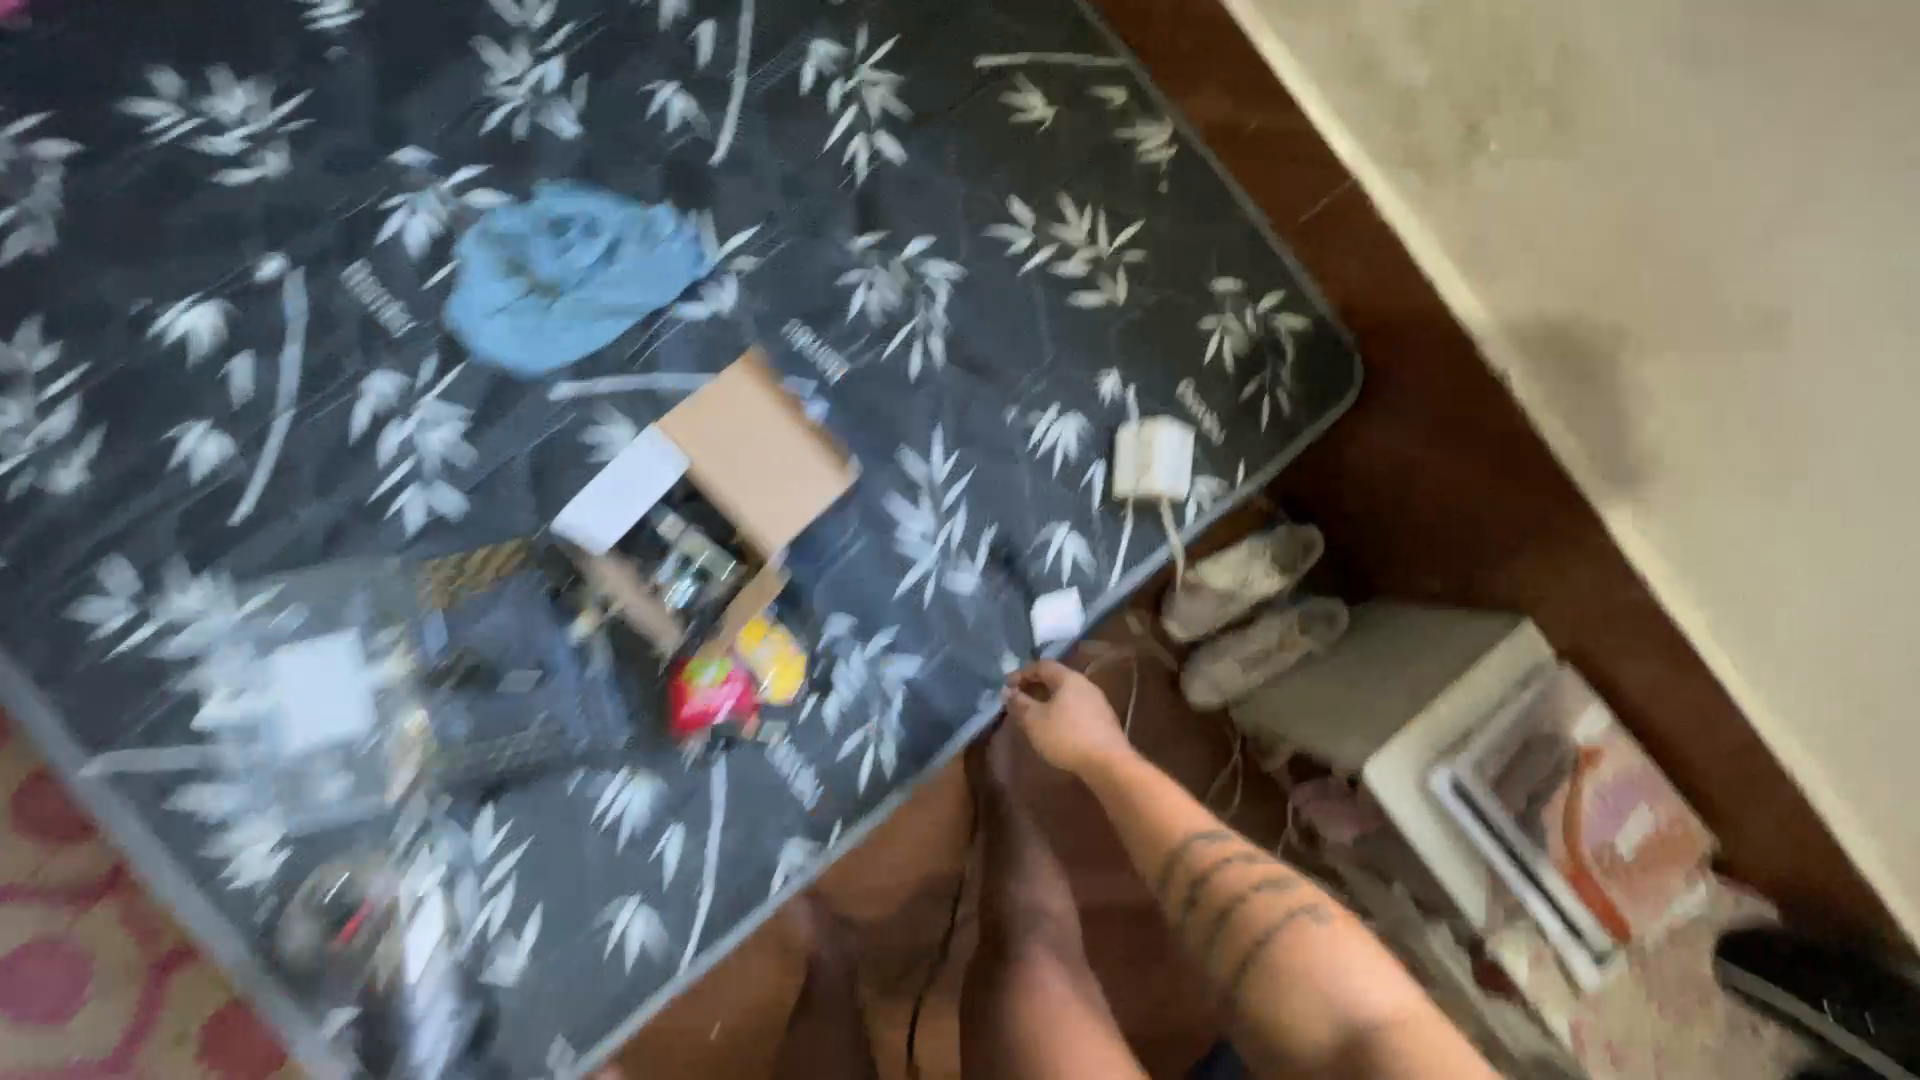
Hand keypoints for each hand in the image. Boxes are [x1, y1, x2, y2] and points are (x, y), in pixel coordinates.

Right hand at [1003, 660, 1135, 778]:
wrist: (1108, 763)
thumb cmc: (1067, 736)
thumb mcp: (1034, 720)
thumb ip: (1019, 703)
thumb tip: (1008, 691)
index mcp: (1069, 678)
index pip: (1042, 665)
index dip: (1022, 673)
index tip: (1007, 687)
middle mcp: (1085, 685)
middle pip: (1055, 678)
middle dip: (1034, 686)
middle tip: (1018, 700)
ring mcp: (1097, 702)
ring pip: (1066, 694)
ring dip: (1047, 700)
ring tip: (1033, 715)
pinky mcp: (1103, 720)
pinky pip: (1076, 708)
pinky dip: (1060, 712)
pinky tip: (1054, 728)